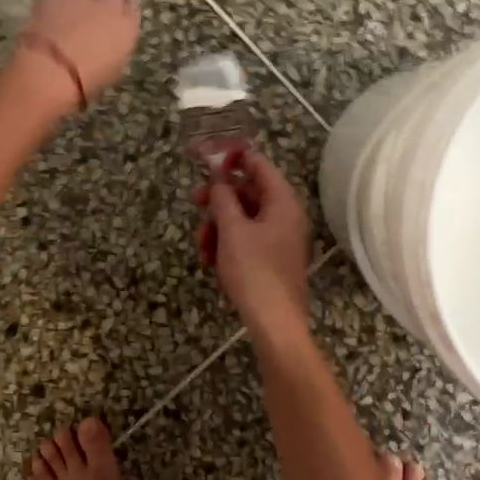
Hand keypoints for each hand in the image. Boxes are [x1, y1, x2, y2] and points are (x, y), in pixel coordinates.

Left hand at [14, 0, 140, 110]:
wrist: (53, 69)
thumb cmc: (87, 80)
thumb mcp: (112, 67)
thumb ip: (115, 45)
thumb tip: (109, 38)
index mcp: (127, 25)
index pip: (132, 5)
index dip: (124, 6)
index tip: (117, 10)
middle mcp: (109, 2)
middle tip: (93, 4)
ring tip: (66, 12)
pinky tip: (46, 12)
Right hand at [194, 148, 309, 329]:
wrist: (274, 324)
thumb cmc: (254, 271)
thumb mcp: (232, 230)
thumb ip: (223, 198)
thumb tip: (218, 179)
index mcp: (282, 202)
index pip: (259, 165)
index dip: (233, 157)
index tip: (207, 156)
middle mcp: (285, 216)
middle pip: (248, 192)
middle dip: (219, 199)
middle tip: (195, 202)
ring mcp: (279, 239)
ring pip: (242, 218)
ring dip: (218, 226)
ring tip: (202, 246)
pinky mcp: (270, 260)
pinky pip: (245, 240)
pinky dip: (226, 244)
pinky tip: (211, 262)